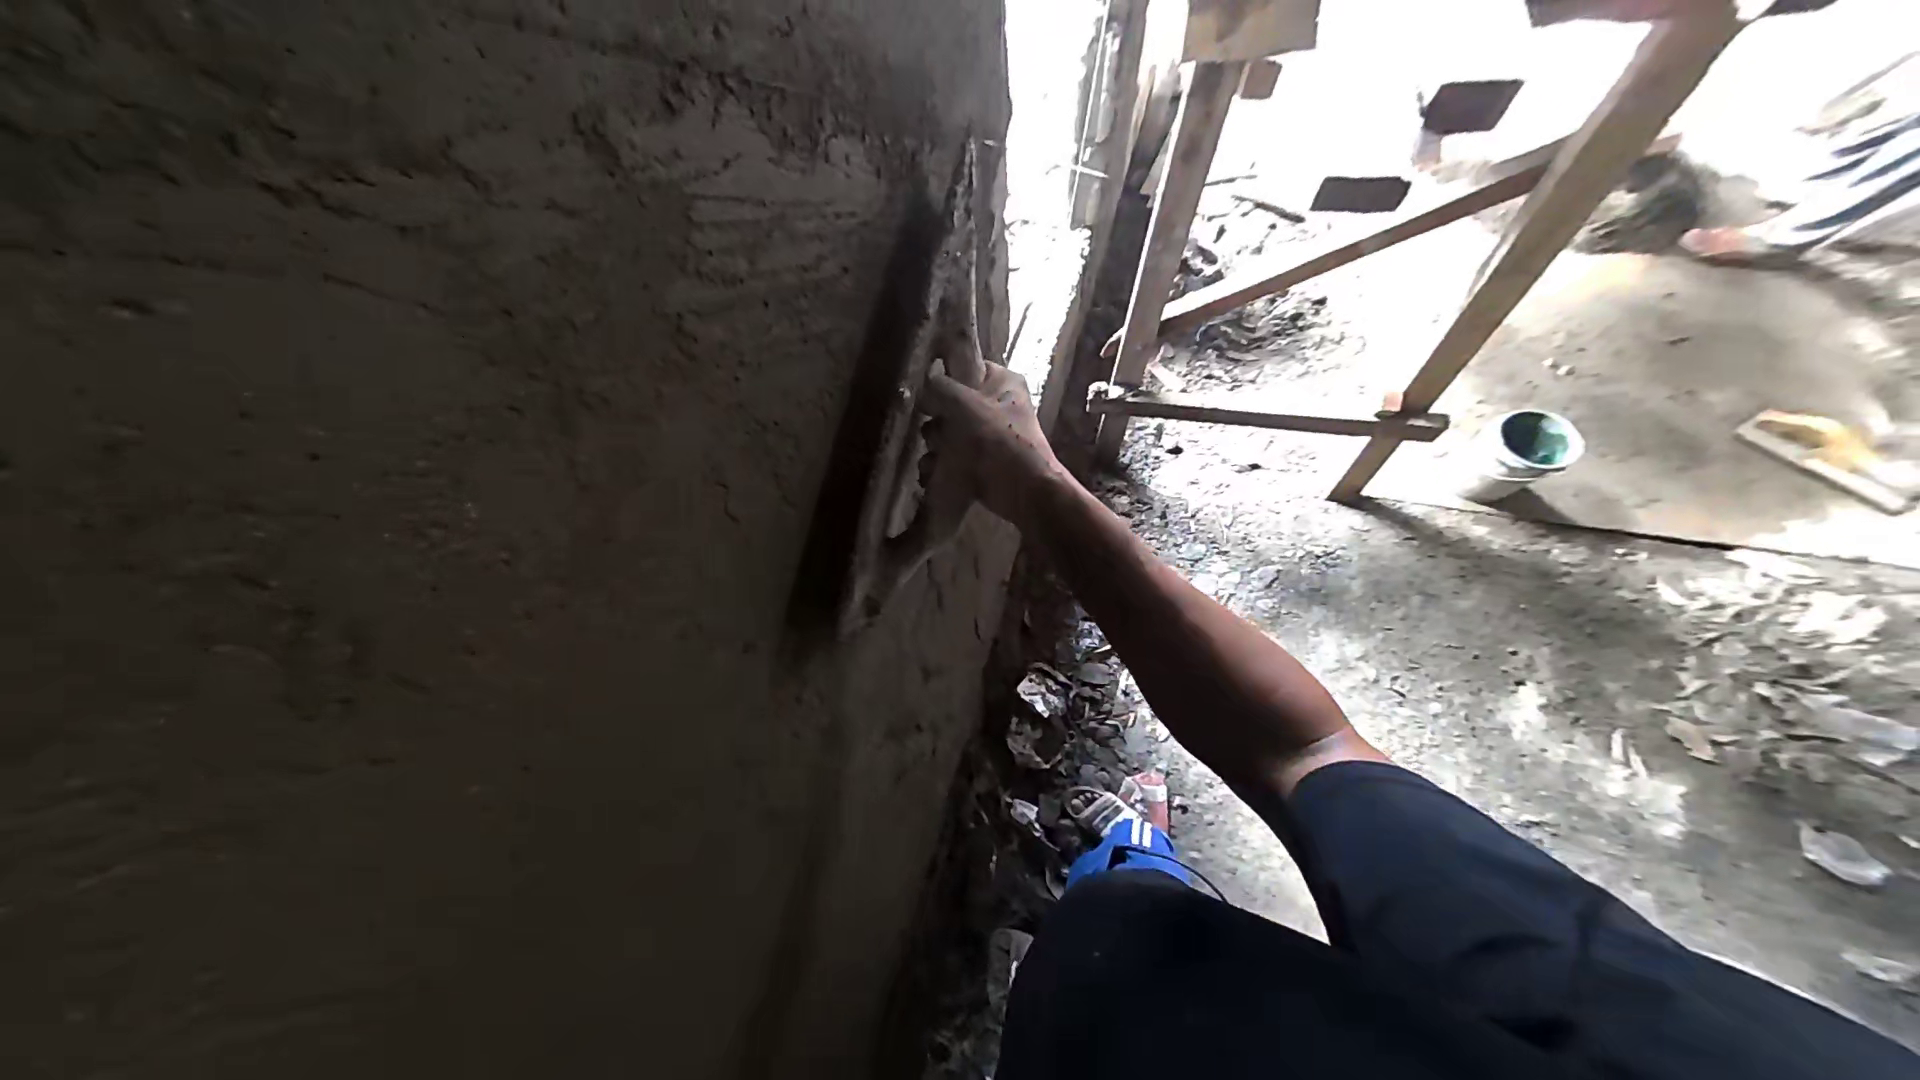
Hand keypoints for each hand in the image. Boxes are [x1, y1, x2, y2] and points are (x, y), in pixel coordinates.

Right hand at [922, 362, 1065, 528]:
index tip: (930, 392)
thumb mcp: (965, 403)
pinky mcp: (980, 463)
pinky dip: (939, 466)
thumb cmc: (997, 439)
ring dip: (936, 446)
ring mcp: (988, 436)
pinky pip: (950, 458)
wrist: (1023, 491)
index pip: (967, 366)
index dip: (946, 378)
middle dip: (938, 421)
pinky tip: (932, 472)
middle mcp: (995, 406)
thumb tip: (924, 388)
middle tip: (939, 431)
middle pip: (951, 404)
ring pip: (947, 433)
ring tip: (936, 457)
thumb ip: (939, 388)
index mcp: (1002, 382)